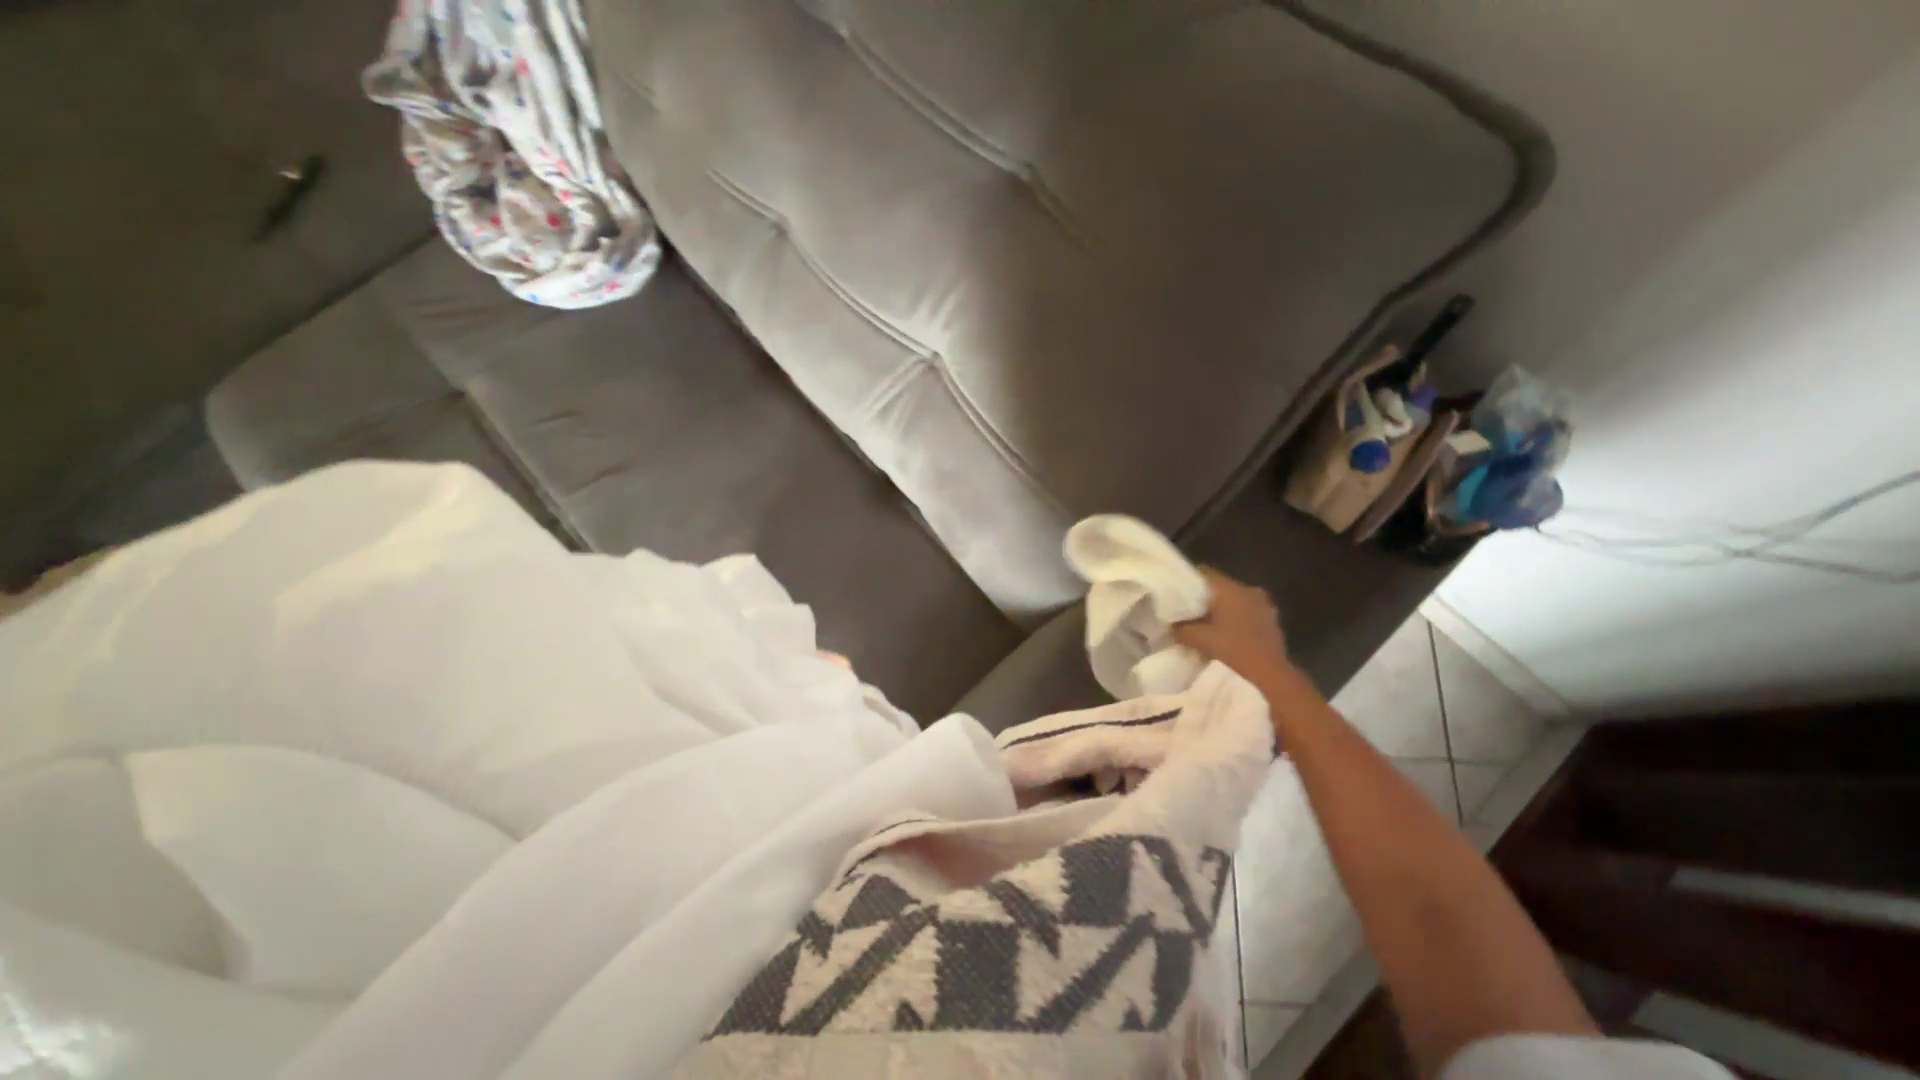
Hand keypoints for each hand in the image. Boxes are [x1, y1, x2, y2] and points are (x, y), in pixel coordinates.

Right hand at [1172, 568, 1290, 681]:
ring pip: (1234, 599)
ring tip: (1206, 625)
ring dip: (1221, 609)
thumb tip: (1171, 624)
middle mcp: (1249, 590)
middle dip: (1204, 598)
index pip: (1204, 572)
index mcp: (1231, 589)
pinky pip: (1247, 611)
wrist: (1270, 674)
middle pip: (1220, 587)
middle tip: (1188, 612)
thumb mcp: (1198, 639)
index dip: (1188, 580)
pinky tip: (1227, 634)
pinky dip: (1235, 618)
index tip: (1176, 593)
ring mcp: (1263, 604)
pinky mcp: (1271, 619)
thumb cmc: (1233, 650)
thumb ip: (1180, 628)